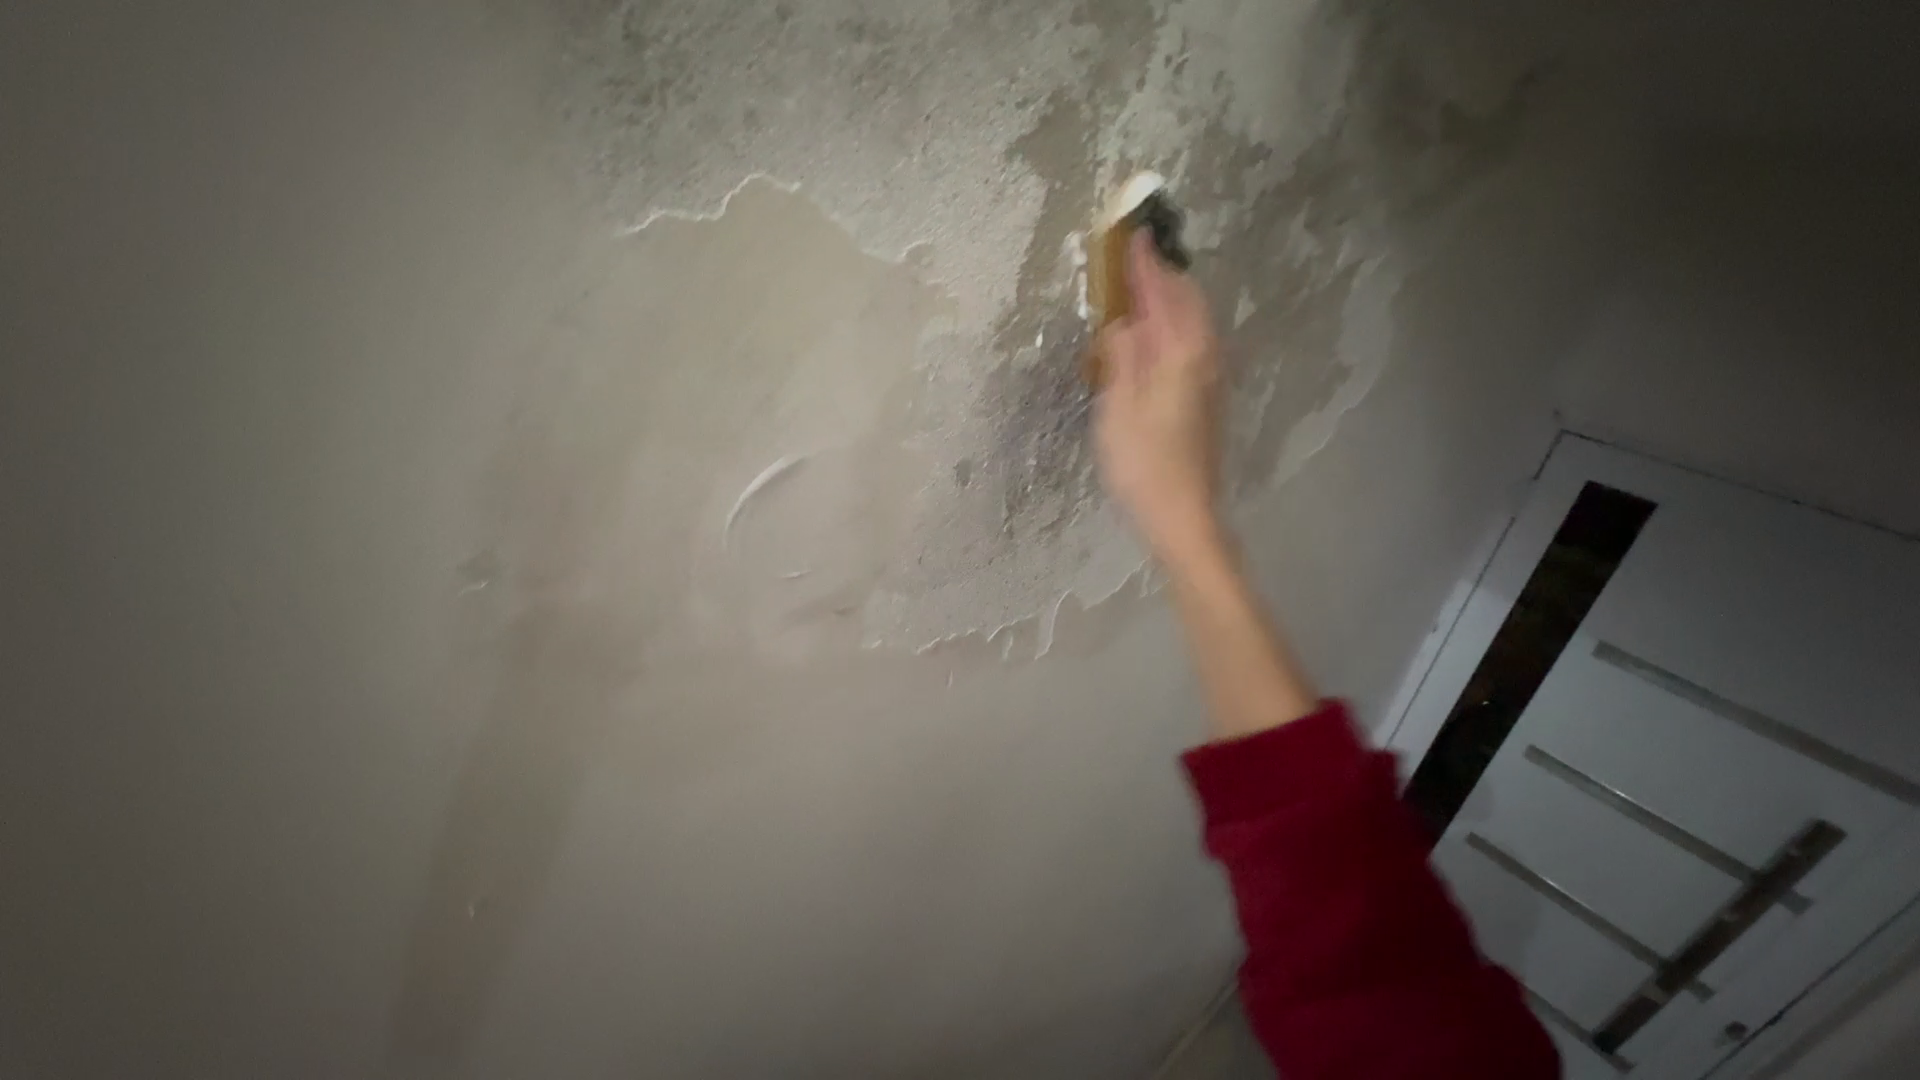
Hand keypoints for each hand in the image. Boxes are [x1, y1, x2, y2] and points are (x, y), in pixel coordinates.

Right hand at [1093, 230, 1223, 565]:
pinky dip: (1174, 324)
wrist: (1183, 513)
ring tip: (1143, 287)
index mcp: (1180, 352)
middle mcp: (1203, 356)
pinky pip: (1192, 342)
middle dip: (1163, 274)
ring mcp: (1210, 377)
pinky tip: (1157, 335)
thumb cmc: (1143, 463)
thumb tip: (1121, 321)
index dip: (1144, 263)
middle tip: (1137, 253)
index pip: (1162, 292)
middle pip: (1187, 300)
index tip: (1132, 231)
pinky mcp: (1207, 397)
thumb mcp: (1117, 407)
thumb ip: (1121, 355)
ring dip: (1170, 298)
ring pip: (1193, 321)